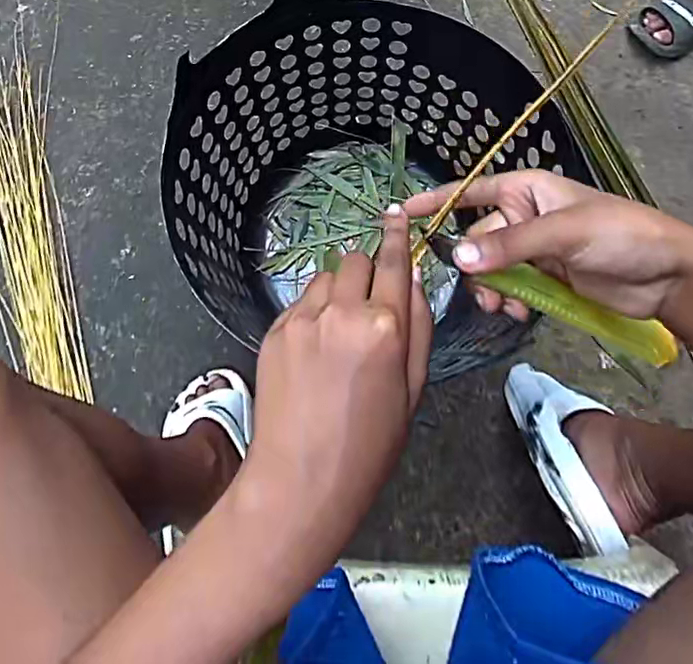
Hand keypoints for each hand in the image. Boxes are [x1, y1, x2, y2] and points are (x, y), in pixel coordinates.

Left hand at [239, 207, 429, 556]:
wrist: (300, 479)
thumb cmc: (369, 445)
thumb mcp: (412, 389)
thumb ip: (418, 326)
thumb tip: (414, 276)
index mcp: (383, 326)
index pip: (393, 263)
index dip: (397, 235)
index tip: (395, 214)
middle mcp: (341, 311)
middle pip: (355, 260)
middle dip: (366, 270)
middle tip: (369, 301)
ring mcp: (302, 317)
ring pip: (325, 277)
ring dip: (338, 288)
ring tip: (340, 330)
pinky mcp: (275, 328)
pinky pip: (300, 301)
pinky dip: (314, 309)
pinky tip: (316, 347)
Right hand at [401, 169, 692, 323]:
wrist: (669, 277)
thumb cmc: (621, 234)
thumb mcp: (564, 233)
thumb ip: (510, 245)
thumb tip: (459, 259)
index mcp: (526, 190)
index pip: (470, 191)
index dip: (437, 201)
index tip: (403, 212)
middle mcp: (523, 215)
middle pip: (477, 239)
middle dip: (475, 266)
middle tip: (486, 292)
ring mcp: (533, 248)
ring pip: (490, 267)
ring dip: (492, 288)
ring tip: (506, 307)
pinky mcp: (544, 276)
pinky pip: (510, 286)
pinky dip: (509, 300)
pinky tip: (522, 312)